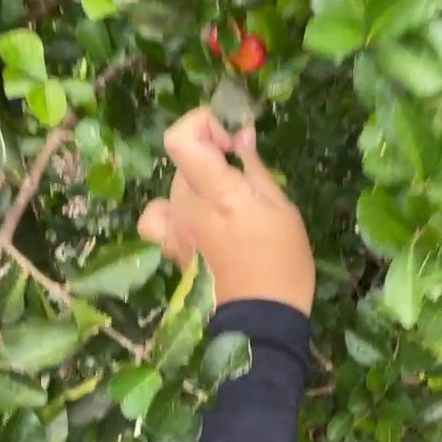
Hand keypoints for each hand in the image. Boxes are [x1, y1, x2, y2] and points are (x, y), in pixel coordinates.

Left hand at [138, 108, 313, 314]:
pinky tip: (192, 218)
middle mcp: (186, 206)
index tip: (230, 142)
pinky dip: (170, 210)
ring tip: (228, 205)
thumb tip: (240, 134)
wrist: (263, 317)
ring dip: (200, 183)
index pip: (181, 139)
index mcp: (218, 193)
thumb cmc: (284, 262)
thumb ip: (254, 167)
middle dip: (213, 156)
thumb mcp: (281, 207)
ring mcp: (174, 228)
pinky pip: (157, 216)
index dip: (202, 125)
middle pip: (185, 159)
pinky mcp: (171, 247)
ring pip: (177, 184)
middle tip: (244, 177)